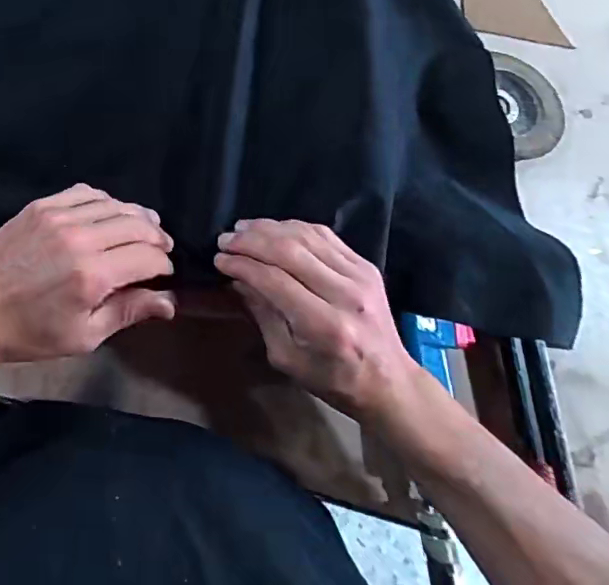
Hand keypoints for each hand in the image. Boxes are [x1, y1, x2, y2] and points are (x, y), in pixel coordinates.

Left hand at [0, 184, 176, 363]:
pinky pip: (85, 192)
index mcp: (92, 276)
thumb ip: (128, 312)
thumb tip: (170, 303)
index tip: (163, 272)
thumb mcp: (84, 336)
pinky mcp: (42, 206)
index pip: (147, 257)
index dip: (163, 264)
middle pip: (137, 224)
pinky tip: (109, 213)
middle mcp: (80, 238)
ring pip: (115, 204)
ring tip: (143, 227)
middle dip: (157, 236)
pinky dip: (105, 201)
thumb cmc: (30, 332)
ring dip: (136, 215)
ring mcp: (59, 216)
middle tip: (161, 247)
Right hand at [214, 218, 419, 420]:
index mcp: (325, 326)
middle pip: (290, 251)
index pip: (275, 280)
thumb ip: (263, 314)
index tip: (219, 259)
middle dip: (251, 241)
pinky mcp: (366, 265)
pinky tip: (274, 228)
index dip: (243, 265)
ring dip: (270, 228)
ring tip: (243, 228)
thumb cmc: (333, 379)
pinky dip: (295, 227)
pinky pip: (325, 235)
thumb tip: (238, 278)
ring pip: (306, 236)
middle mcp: (345, 294)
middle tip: (225, 239)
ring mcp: (359, 275)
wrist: (389, 381)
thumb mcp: (288, 359)